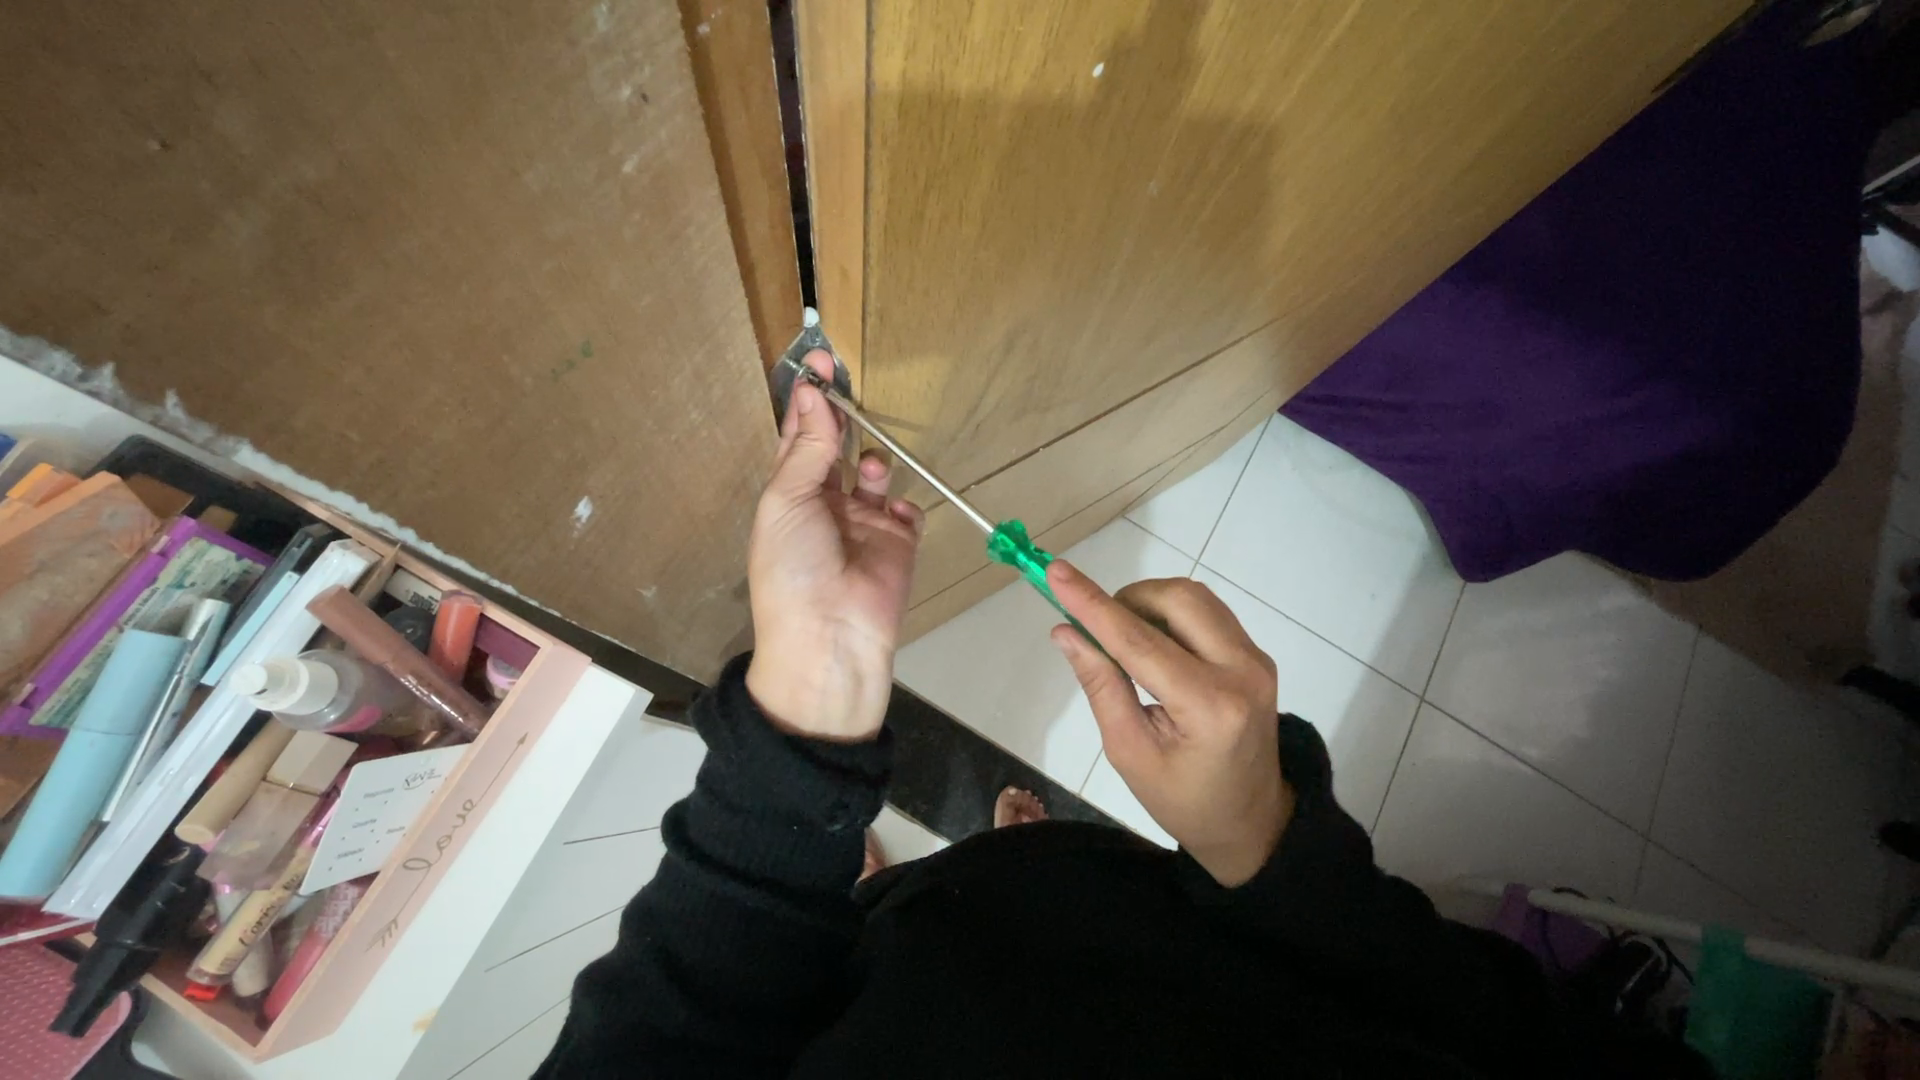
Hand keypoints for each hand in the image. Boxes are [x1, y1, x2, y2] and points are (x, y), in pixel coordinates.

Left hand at [745, 350, 924, 741]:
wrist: (831, 637)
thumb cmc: (793, 567)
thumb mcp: (786, 502)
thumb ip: (807, 448)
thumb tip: (811, 395)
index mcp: (789, 495)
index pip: (799, 439)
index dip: (808, 403)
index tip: (819, 364)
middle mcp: (825, 505)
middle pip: (836, 449)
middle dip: (842, 419)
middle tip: (849, 384)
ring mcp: (864, 523)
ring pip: (874, 473)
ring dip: (872, 462)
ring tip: (869, 472)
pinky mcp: (898, 541)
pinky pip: (907, 509)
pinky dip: (903, 503)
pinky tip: (893, 513)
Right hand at [1046, 562, 1290, 885]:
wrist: (1251, 821)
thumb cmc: (1182, 799)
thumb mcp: (1128, 751)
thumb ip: (1100, 685)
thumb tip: (1065, 631)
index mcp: (1209, 707)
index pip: (1139, 640)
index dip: (1093, 604)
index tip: (1056, 572)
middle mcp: (1242, 672)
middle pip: (1177, 599)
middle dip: (1127, 599)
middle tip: (1098, 628)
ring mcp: (1256, 659)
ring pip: (1194, 597)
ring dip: (1149, 603)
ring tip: (1124, 639)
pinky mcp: (1256, 655)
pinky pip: (1208, 612)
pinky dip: (1171, 614)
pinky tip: (1154, 644)